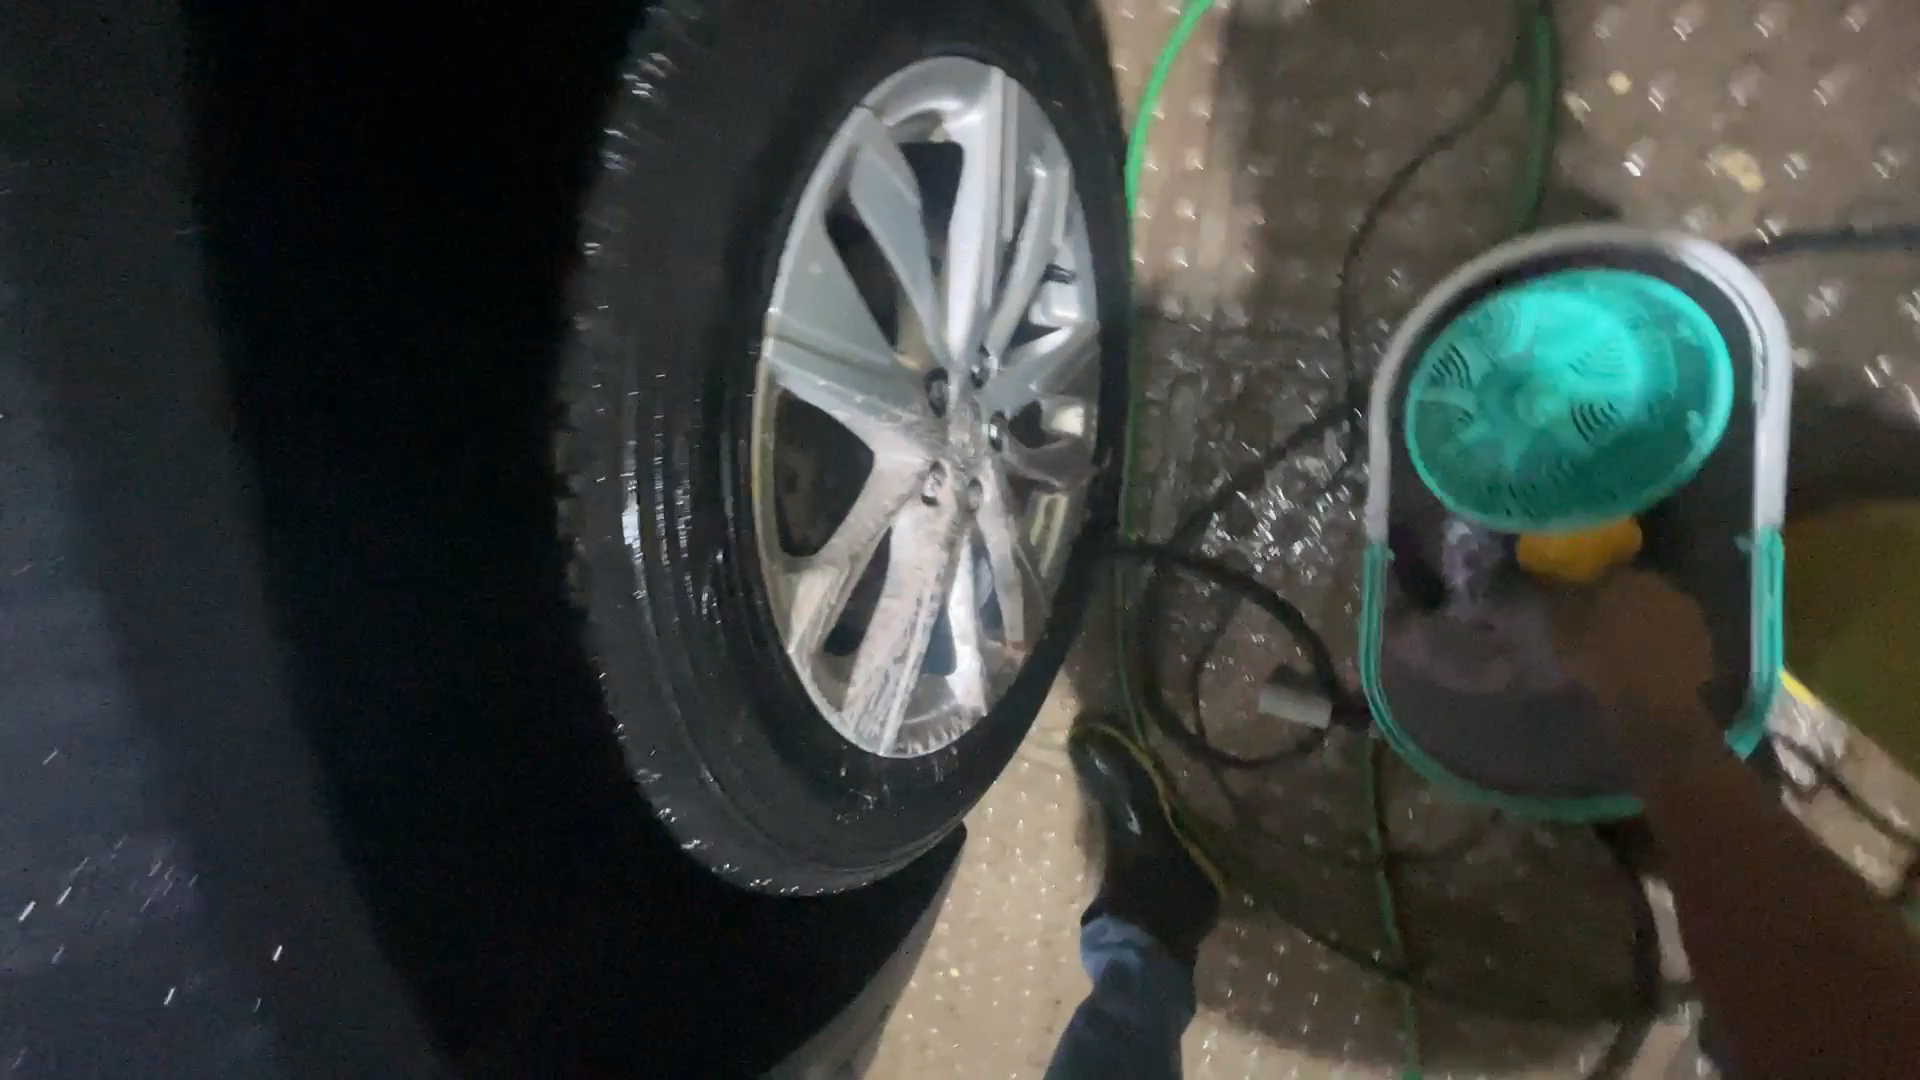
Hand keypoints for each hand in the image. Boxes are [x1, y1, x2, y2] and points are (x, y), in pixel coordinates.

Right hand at [1546, 568, 1714, 717]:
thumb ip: (1561, 598)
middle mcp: (1668, 590)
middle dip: (1622, 602)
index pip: (1608, 572)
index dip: (1593, 586)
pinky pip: (1675, 635)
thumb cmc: (1601, 656)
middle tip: (1601, 621)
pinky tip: (1645, 657)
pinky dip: (1661, 642)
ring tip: (1623, 641)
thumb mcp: (1562, 626)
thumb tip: (1557, 580)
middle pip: (1638, 590)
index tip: (1581, 601)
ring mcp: (1692, 618)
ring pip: (1659, 611)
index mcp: (1632, 579)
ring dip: (1644, 621)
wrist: (1652, 701)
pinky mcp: (1705, 645)